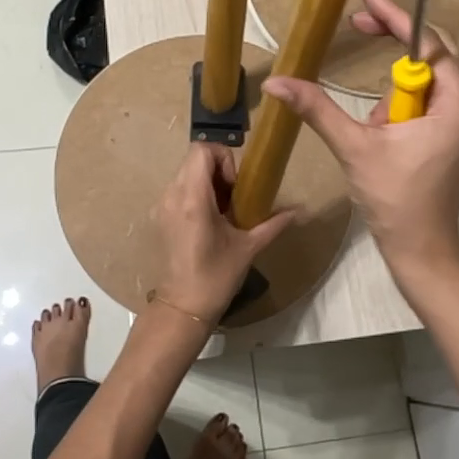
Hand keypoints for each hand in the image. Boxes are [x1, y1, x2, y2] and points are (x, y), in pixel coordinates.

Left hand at [153, 143, 295, 319]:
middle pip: (193, 159)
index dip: (223, 158)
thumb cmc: (216, 277)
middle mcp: (172, 196)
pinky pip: (178, 190)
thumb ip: (273, 223)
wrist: (183, 307)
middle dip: (218, 170)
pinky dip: (196, 195)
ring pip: (185, 174)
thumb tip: (299, 211)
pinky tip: (209, 222)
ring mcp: (162, 206)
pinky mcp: (159, 217)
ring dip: (207, 182)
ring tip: (224, 211)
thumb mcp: (249, 247)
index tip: (236, 184)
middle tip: (234, 197)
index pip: (202, 150)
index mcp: (192, 199)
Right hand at [261, 0, 458, 278]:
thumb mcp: (354, 147)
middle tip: (356, 24)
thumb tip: (275, 82)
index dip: (395, 16)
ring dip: (392, 94)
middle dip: (391, 42)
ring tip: (376, 135)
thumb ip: (317, 108)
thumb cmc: (395, 198)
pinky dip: (398, 106)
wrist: (421, 246)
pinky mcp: (452, 131)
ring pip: (422, 80)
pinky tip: (384, 137)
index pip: (425, 42)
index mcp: (455, 101)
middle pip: (427, 53)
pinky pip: (424, 100)